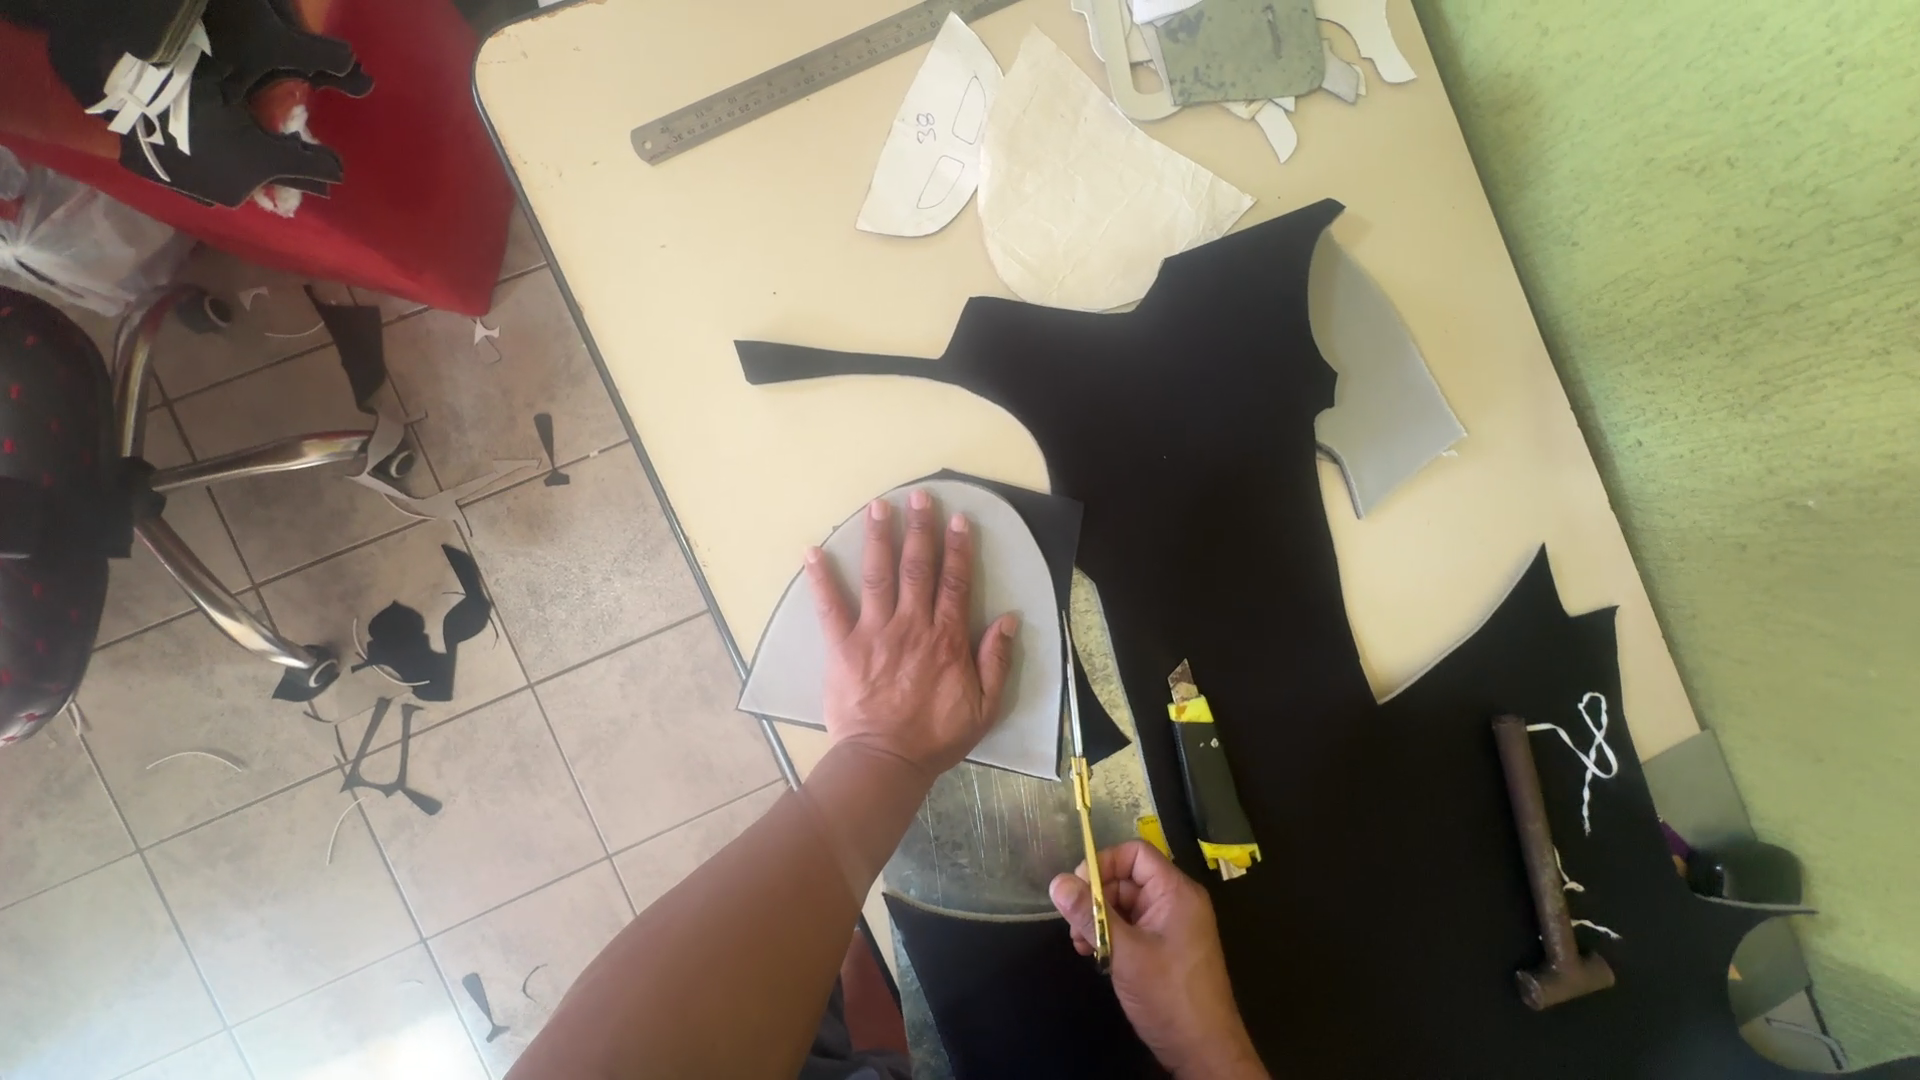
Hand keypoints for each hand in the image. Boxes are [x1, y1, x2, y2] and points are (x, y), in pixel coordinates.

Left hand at [805, 489, 1019, 779]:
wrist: (886, 761)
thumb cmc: (937, 736)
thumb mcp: (984, 706)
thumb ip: (996, 660)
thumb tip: (1008, 619)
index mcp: (946, 638)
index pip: (955, 582)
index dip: (958, 548)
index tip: (958, 519)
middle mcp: (911, 625)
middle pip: (917, 567)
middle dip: (920, 529)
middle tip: (919, 497)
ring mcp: (874, 633)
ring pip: (878, 575)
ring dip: (878, 538)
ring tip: (877, 506)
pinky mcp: (843, 647)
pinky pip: (830, 607)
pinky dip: (820, 578)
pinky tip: (812, 551)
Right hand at [1050, 841, 1266, 1079]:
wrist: (1204, 1054)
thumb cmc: (1169, 996)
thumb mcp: (1123, 952)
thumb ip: (1090, 915)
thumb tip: (1056, 882)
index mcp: (1176, 892)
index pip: (1135, 854)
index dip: (1104, 862)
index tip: (1079, 888)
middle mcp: (1176, 902)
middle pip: (1127, 878)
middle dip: (1096, 896)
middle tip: (1074, 923)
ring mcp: (1171, 926)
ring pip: (1125, 904)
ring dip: (1099, 918)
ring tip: (1080, 943)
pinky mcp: (1164, 948)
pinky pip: (1131, 926)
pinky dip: (1110, 934)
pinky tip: (1092, 953)